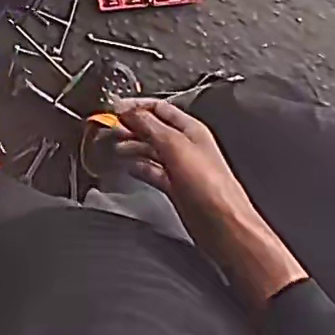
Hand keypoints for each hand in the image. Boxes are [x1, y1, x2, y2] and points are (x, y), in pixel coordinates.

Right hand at [113, 97, 306, 303]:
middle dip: (130, 125)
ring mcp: (180, 167)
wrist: (225, 228)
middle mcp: (185, 146)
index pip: (158, 107)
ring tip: (114, 146)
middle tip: (109, 127)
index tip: (114, 109)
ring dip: (130, 145)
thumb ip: (149, 125)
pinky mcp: (175, 187)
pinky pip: (151, 170)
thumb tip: (129, 112)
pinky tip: (127, 165)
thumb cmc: (211, 188)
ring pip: (149, 148)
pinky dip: (137, 166)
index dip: (135, 106)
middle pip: (152, 127)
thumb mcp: (175, 146)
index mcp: (190, 129)